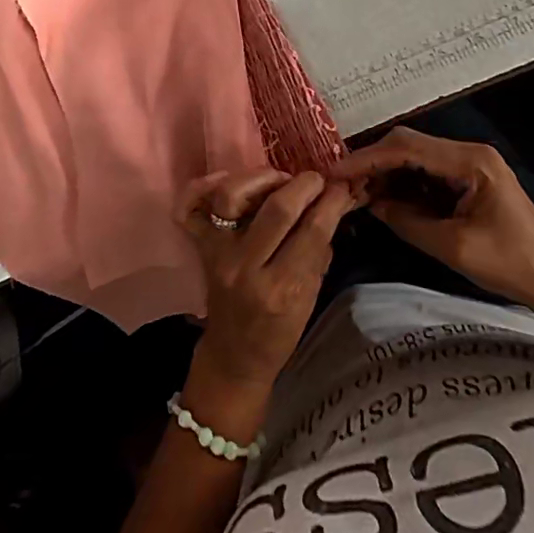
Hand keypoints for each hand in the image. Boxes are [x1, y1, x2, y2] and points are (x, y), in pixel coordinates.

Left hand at [176, 169, 358, 389]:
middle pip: (278, 208)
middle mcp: (246, 267)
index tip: (342, 188)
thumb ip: (320, 248)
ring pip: (232, 196)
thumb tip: (335, 203)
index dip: (332, 201)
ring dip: (262, 178)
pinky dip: (205, 186)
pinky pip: (191, 208)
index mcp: (282, 288)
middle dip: (305, 185)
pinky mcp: (201, 247)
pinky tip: (230, 181)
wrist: (234, 354)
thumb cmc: (280, 331)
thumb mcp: (311, 295)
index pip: (313, 231)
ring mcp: (218, 254)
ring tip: (280, 181)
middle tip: (316, 181)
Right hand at [332, 128, 533, 309]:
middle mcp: (468, 153)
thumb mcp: (452, 247)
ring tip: (355, 195)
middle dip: (373, 163)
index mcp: (470, 161)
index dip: (367, 159)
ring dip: (385, 174)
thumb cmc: (510, 263)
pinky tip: (382, 200)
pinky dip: (402, 185)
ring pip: (414, 158)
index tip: (335, 173)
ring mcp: (469, 165)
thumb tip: (372, 204)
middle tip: (341, 186)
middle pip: (408, 145)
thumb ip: (407, 221)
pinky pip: (426, 175)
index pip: (407, 148)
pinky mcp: (467, 181)